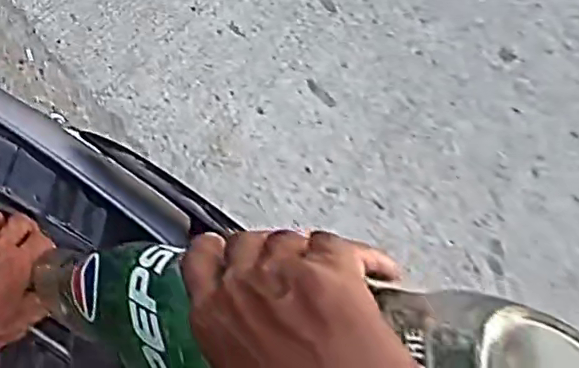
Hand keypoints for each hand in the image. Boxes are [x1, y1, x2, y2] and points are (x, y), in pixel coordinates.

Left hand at [0, 210, 55, 354]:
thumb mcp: (18, 322)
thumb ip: (37, 305)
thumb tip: (44, 299)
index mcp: (18, 261)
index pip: (42, 240)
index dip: (46, 247)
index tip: (45, 255)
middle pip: (21, 219)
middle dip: (27, 229)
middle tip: (27, 242)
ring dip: (3, 226)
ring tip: (3, 240)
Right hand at [181, 230, 418, 367]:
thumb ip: (234, 339)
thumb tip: (247, 336)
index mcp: (212, 317)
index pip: (199, 259)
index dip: (216, 252)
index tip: (228, 253)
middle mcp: (240, 286)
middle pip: (243, 242)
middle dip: (264, 251)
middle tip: (286, 267)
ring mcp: (282, 276)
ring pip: (284, 238)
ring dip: (302, 250)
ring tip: (326, 267)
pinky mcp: (331, 277)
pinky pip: (335, 246)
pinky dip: (360, 256)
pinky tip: (378, 269)